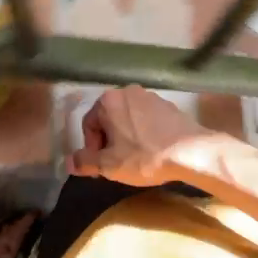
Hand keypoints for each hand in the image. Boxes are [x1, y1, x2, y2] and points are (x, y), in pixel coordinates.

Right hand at [69, 85, 220, 186]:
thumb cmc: (144, 157)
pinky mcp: (166, 103)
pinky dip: (144, 132)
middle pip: (108, 119)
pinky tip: (153, 150)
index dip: (92, 148)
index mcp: (108, 101)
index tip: (103, 166)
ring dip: (126, 136)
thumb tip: (68, 161)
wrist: (189, 150)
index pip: (89, 124)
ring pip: (127, 118)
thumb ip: (85, 161)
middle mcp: (126, 91)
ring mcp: (149, 95)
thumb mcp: (109, 165)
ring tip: (137, 158)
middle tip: (118, 163)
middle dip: (109, 141)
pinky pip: (146, 118)